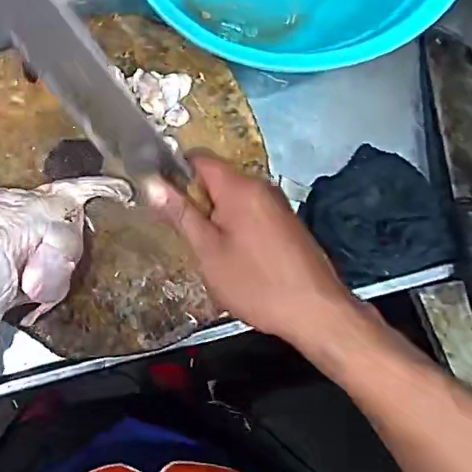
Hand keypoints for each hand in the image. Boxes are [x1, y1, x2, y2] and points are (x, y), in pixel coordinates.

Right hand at [145, 153, 376, 351]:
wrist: (318, 314)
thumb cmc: (256, 283)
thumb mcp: (208, 251)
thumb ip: (180, 214)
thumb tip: (153, 185)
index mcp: (239, 188)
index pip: (198, 158)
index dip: (173, 171)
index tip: (159, 196)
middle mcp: (260, 188)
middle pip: (214, 177)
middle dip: (192, 198)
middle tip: (179, 229)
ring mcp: (276, 205)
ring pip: (231, 197)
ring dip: (212, 214)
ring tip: (203, 246)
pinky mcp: (285, 223)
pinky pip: (248, 211)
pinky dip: (232, 224)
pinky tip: (231, 255)